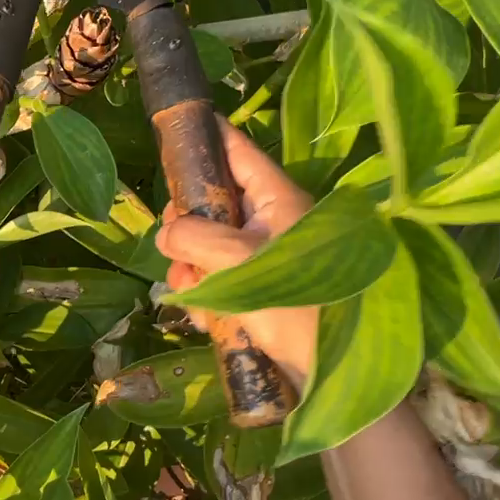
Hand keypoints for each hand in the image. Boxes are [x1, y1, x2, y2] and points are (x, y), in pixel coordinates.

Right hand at [153, 120, 318, 385]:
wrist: (332, 370)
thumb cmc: (297, 305)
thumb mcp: (240, 263)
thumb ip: (196, 237)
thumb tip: (168, 233)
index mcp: (276, 197)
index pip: (236, 150)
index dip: (206, 136)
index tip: (175, 129)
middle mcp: (269, 219)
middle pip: (210, 201)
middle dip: (186, 226)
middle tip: (175, 247)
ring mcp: (261, 255)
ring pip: (205, 244)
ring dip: (190, 268)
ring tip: (193, 293)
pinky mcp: (255, 288)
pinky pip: (214, 277)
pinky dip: (203, 293)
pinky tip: (207, 316)